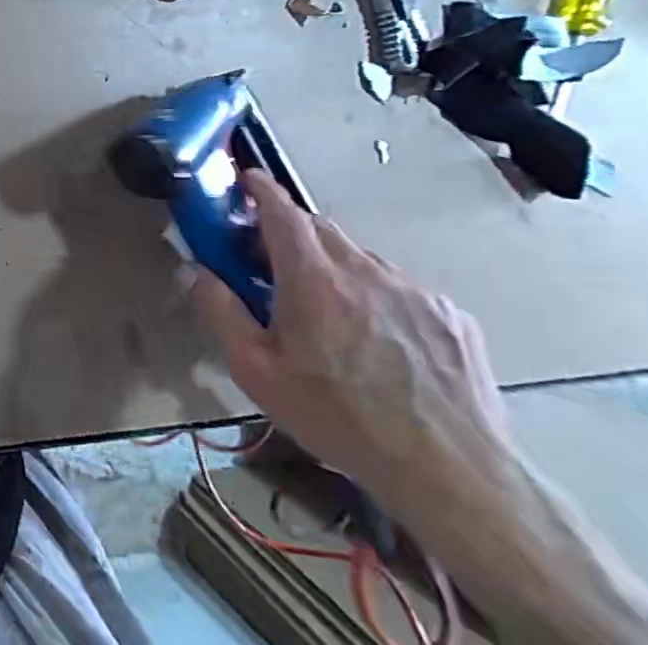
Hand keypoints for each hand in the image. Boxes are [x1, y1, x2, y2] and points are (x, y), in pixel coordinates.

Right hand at [192, 170, 508, 493]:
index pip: (281, 210)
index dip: (260, 188)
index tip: (247, 180)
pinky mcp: (448, 311)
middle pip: (320, 229)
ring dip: (334, 269)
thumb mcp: (257, 372)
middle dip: (291, 234)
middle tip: (273, 266)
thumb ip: (220, 313)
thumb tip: (199, 272)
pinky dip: (375, 297)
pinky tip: (380, 345)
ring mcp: (412, 287)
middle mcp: (364, 267)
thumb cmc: (338, 418)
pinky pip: (399, 288)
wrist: (448, 468)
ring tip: (329, 317)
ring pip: (360, 258)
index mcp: (313, 277)